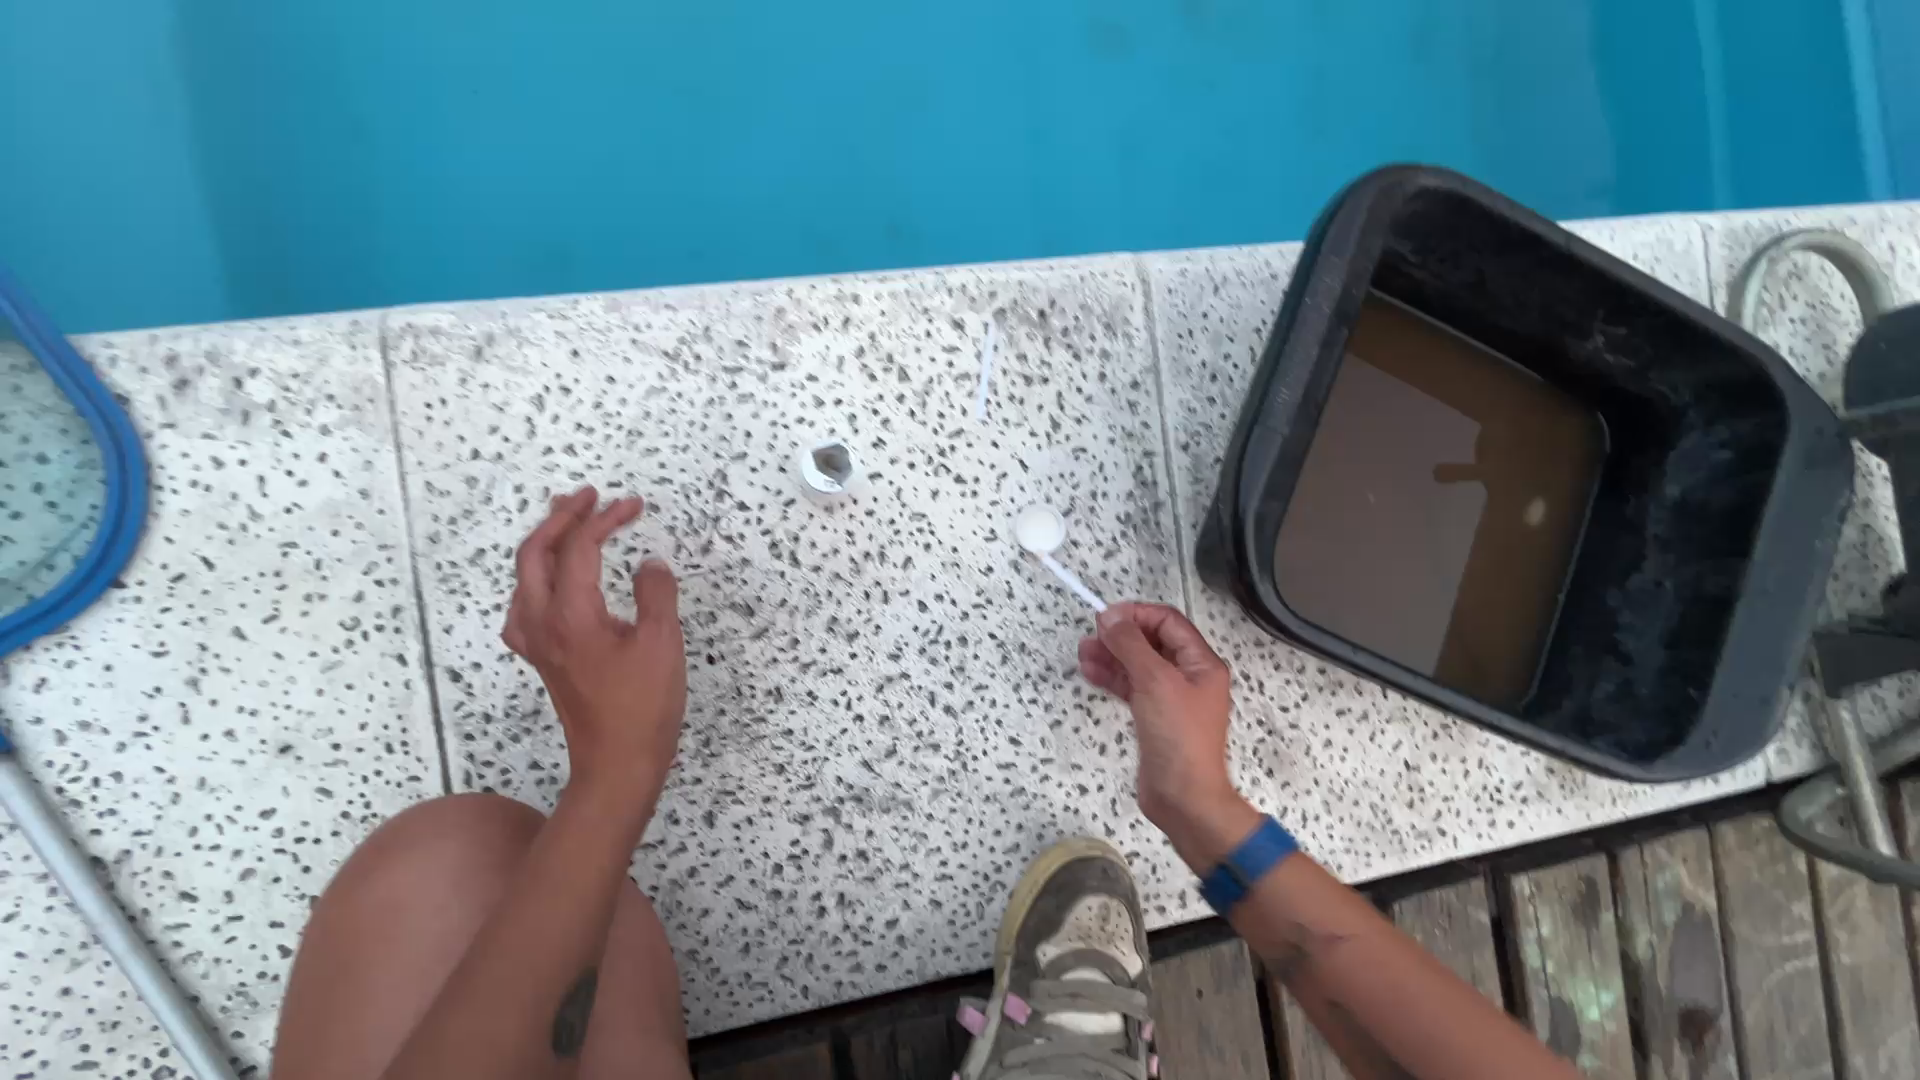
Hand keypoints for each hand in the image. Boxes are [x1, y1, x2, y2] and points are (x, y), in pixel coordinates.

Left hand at [502, 487, 686, 820]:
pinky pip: (525, 603)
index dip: (605, 520)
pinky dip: (537, 577)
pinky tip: (550, 582)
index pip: (579, 549)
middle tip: (590, 497)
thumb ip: (656, 594)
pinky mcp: (541, 657)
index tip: (633, 506)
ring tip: (568, 521)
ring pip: (524, 577)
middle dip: (560, 518)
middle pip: (535, 554)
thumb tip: (649, 563)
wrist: (617, 762)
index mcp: (571, 615)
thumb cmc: (644, 705)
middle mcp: (541, 623)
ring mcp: (535, 642)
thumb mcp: (663, 643)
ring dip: (544, 543)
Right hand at [1079, 603, 1252, 852]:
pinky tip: (1090, 672)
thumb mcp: (1154, 681)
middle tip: (1091, 635)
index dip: (1137, 614)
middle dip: (1120, 635)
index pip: (1168, 622)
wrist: (1184, 797)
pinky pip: (1132, 688)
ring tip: (1083, 652)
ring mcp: (1171, 698)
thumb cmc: (1176, 735)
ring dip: (1111, 656)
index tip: (1106, 617)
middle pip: (1152, 642)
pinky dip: (1112, 678)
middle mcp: (1189, 676)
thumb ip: (1131, 645)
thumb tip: (1110, 616)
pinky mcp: (1154, 718)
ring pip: (1138, 665)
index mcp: (1201, 663)